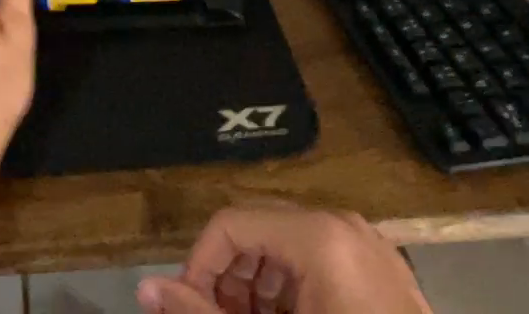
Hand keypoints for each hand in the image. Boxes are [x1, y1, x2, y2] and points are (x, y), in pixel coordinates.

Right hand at [137, 206, 430, 313]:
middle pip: (259, 231)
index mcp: (316, 234)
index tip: (187, 306)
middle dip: (228, 278)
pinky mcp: (383, 272)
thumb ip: (204, 312)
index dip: (199, 264)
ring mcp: (368, 247)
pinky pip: (321, 264)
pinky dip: (292, 291)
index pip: (231, 224)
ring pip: (288, 248)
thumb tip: (145, 288)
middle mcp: (342, 225)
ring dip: (256, 287)